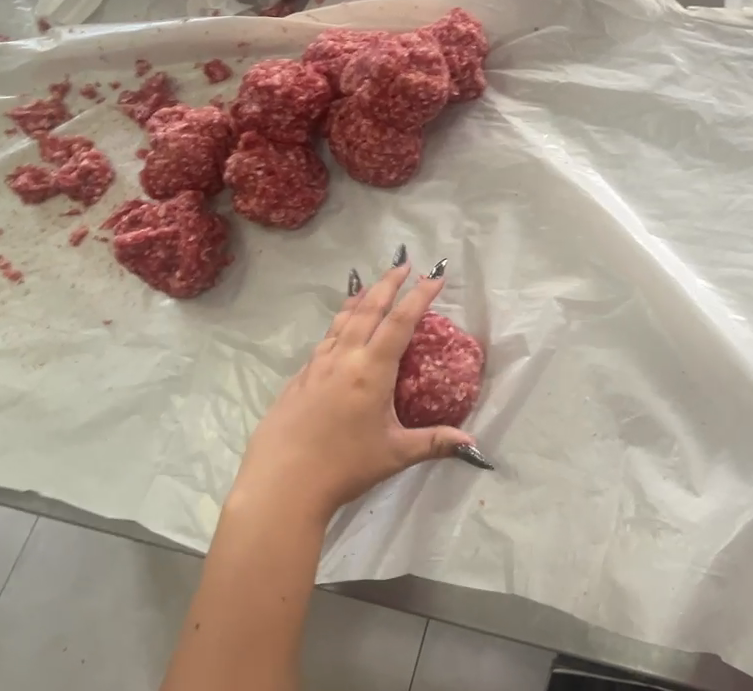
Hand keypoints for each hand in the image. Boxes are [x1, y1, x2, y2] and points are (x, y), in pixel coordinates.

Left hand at [229, 260, 476, 526]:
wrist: (280, 485)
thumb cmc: (343, 467)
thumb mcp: (395, 454)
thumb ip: (434, 442)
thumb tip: (472, 442)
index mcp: (371, 370)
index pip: (401, 322)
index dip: (420, 297)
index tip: (434, 276)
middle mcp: (344, 358)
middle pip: (369, 310)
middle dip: (388, 284)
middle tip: (403, 265)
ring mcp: (317, 366)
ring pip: (342, 321)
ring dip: (361, 299)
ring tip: (372, 286)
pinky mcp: (298, 379)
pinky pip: (325, 340)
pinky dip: (339, 323)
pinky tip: (340, 330)